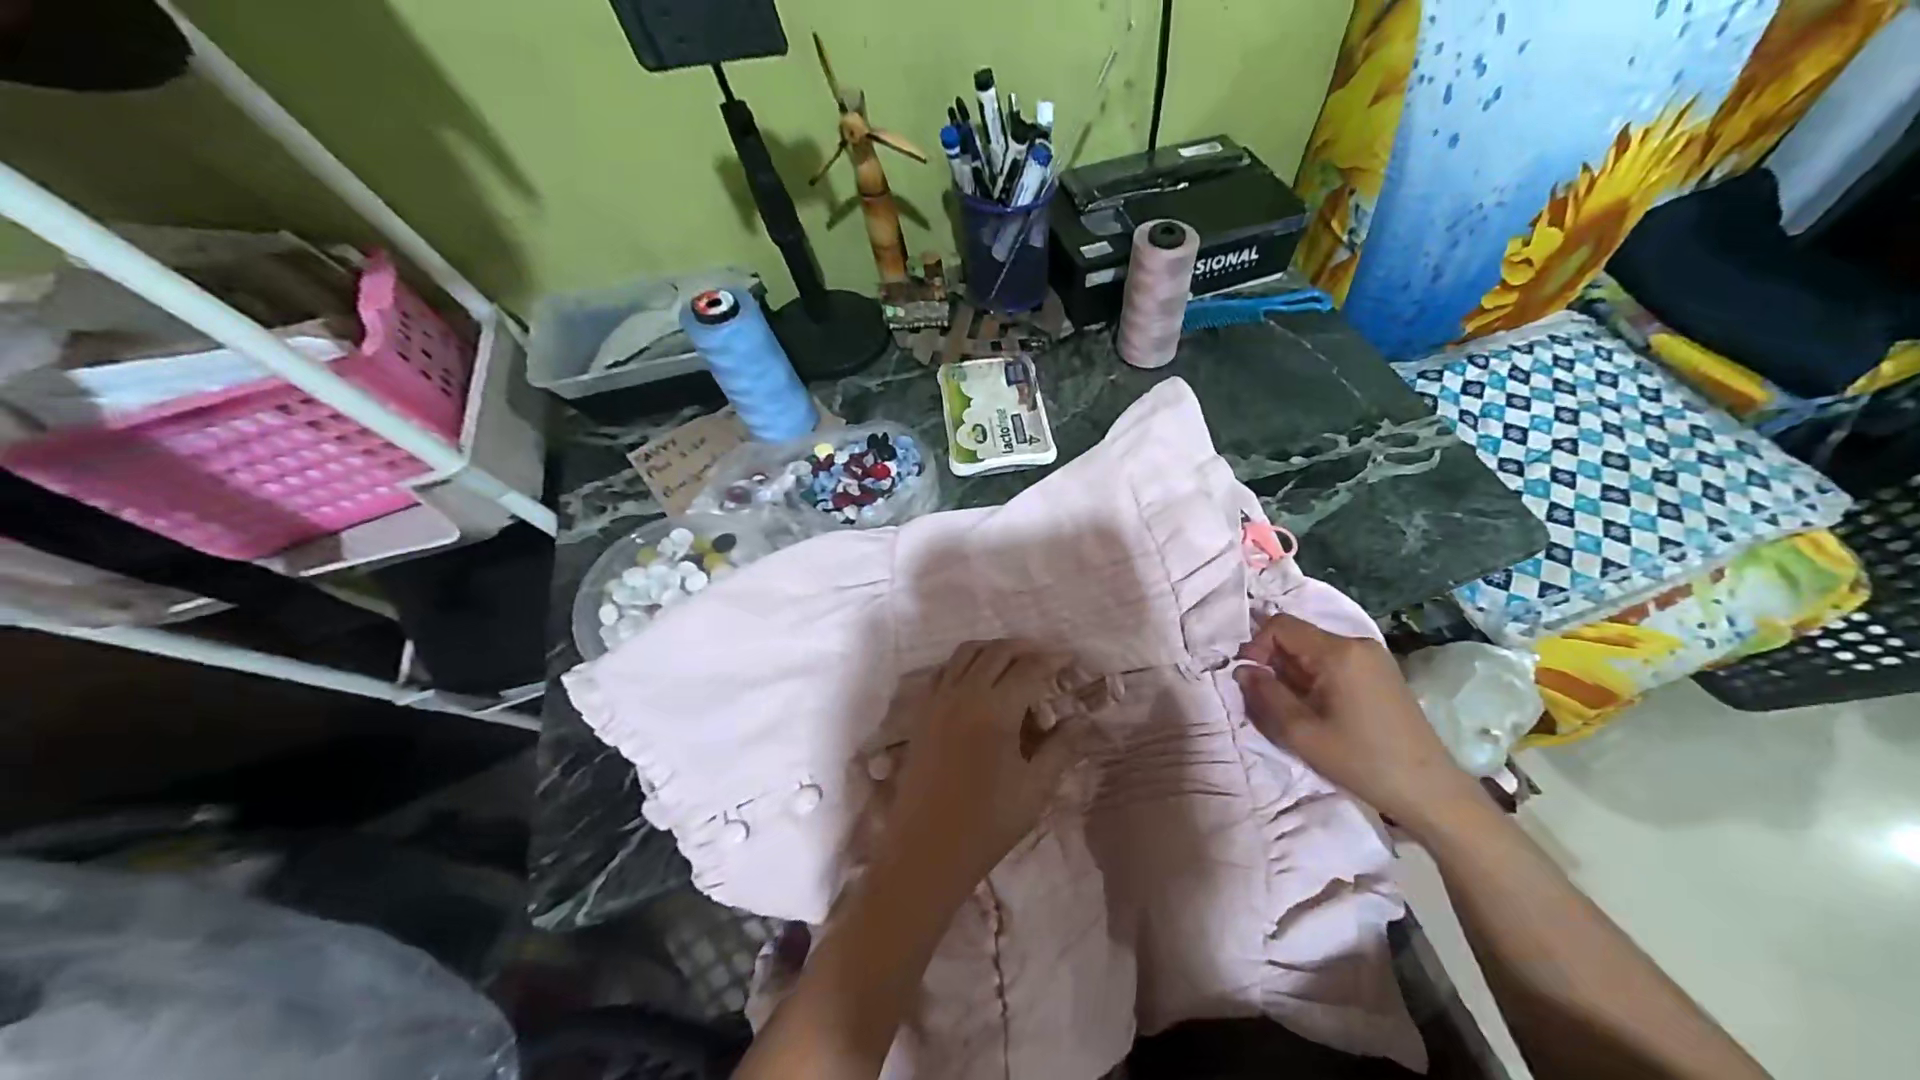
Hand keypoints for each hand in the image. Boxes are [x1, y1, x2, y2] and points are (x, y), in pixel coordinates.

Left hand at [884, 641, 1088, 891]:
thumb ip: (1061, 747)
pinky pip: (945, 670)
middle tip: (1049, 659)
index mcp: (995, 710)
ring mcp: (938, 700)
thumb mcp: (1035, 788)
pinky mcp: (922, 711)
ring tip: (1017, 663)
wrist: (925, 849)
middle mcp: (963, 693)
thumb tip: (1082, 719)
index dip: (1055, 660)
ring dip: (995, 650)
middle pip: (998, 651)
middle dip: (1028, 649)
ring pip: (967, 652)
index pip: (1030, 668)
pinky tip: (979, 681)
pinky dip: (966, 663)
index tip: (1073, 659)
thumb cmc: (987, 823)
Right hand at [1233, 613, 1479, 827]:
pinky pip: (1334, 661)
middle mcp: (1357, 644)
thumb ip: (1264, 694)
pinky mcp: (1381, 673)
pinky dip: (1315, 677)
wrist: (1429, 790)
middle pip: (1298, 636)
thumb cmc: (1361, 760)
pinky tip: (1318, 709)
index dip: (1256, 646)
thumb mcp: (1300, 732)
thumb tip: (1243, 669)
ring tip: (1294, 708)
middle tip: (1269, 698)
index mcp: (1338, 652)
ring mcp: (1373, 657)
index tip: (1252, 679)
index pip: (1280, 625)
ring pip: (1314, 650)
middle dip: (1275, 662)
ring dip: (1294, 672)